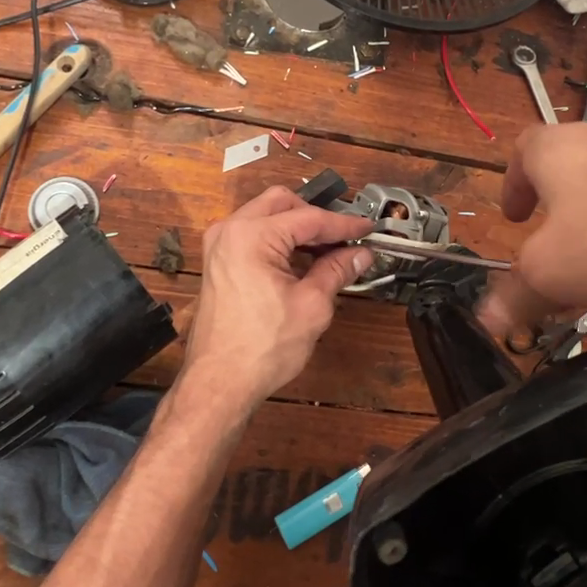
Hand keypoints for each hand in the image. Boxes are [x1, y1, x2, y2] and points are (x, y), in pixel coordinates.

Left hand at [181, 186, 374, 412]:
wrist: (219, 382)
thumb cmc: (262, 348)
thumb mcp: (312, 305)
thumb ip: (337, 270)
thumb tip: (360, 254)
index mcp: (251, 236)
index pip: (309, 217)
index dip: (343, 224)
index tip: (368, 228)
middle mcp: (229, 231)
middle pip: (283, 204)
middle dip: (316, 217)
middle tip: (345, 238)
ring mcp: (219, 246)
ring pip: (266, 216)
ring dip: (297, 228)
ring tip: (328, 251)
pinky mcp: (217, 262)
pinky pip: (253, 235)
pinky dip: (279, 240)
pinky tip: (302, 261)